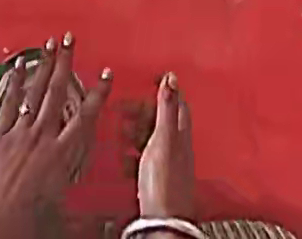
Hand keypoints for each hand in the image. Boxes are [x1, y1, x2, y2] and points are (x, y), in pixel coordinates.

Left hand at [0, 37, 112, 237]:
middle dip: (65, 63)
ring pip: (35, 92)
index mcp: (61, 156)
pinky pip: (8, 104)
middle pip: (57, 92)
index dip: (98, 94)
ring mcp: (18, 134)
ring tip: (49, 43)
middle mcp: (41, 138)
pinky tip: (19, 66)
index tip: (106, 74)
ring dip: (43, 65)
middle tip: (70, 39)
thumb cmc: (25, 229)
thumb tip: (105, 225)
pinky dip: (14, 83)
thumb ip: (82, 214)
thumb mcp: (60, 218)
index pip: (86, 117)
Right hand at [136, 72, 194, 219]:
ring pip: (150, 136)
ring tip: (120, 130)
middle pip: (161, 118)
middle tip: (124, 108)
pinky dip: (132, 151)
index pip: (176, 102)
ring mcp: (167, 162)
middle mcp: (177, 145)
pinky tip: (124, 156)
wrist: (162, 224)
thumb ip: (166, 108)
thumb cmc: (165, 184)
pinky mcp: (156, 178)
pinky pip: (143, 157)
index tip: (150, 79)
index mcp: (180, 132)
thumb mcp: (164, 138)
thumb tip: (172, 77)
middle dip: (142, 110)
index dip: (164, 89)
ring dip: (135, 130)